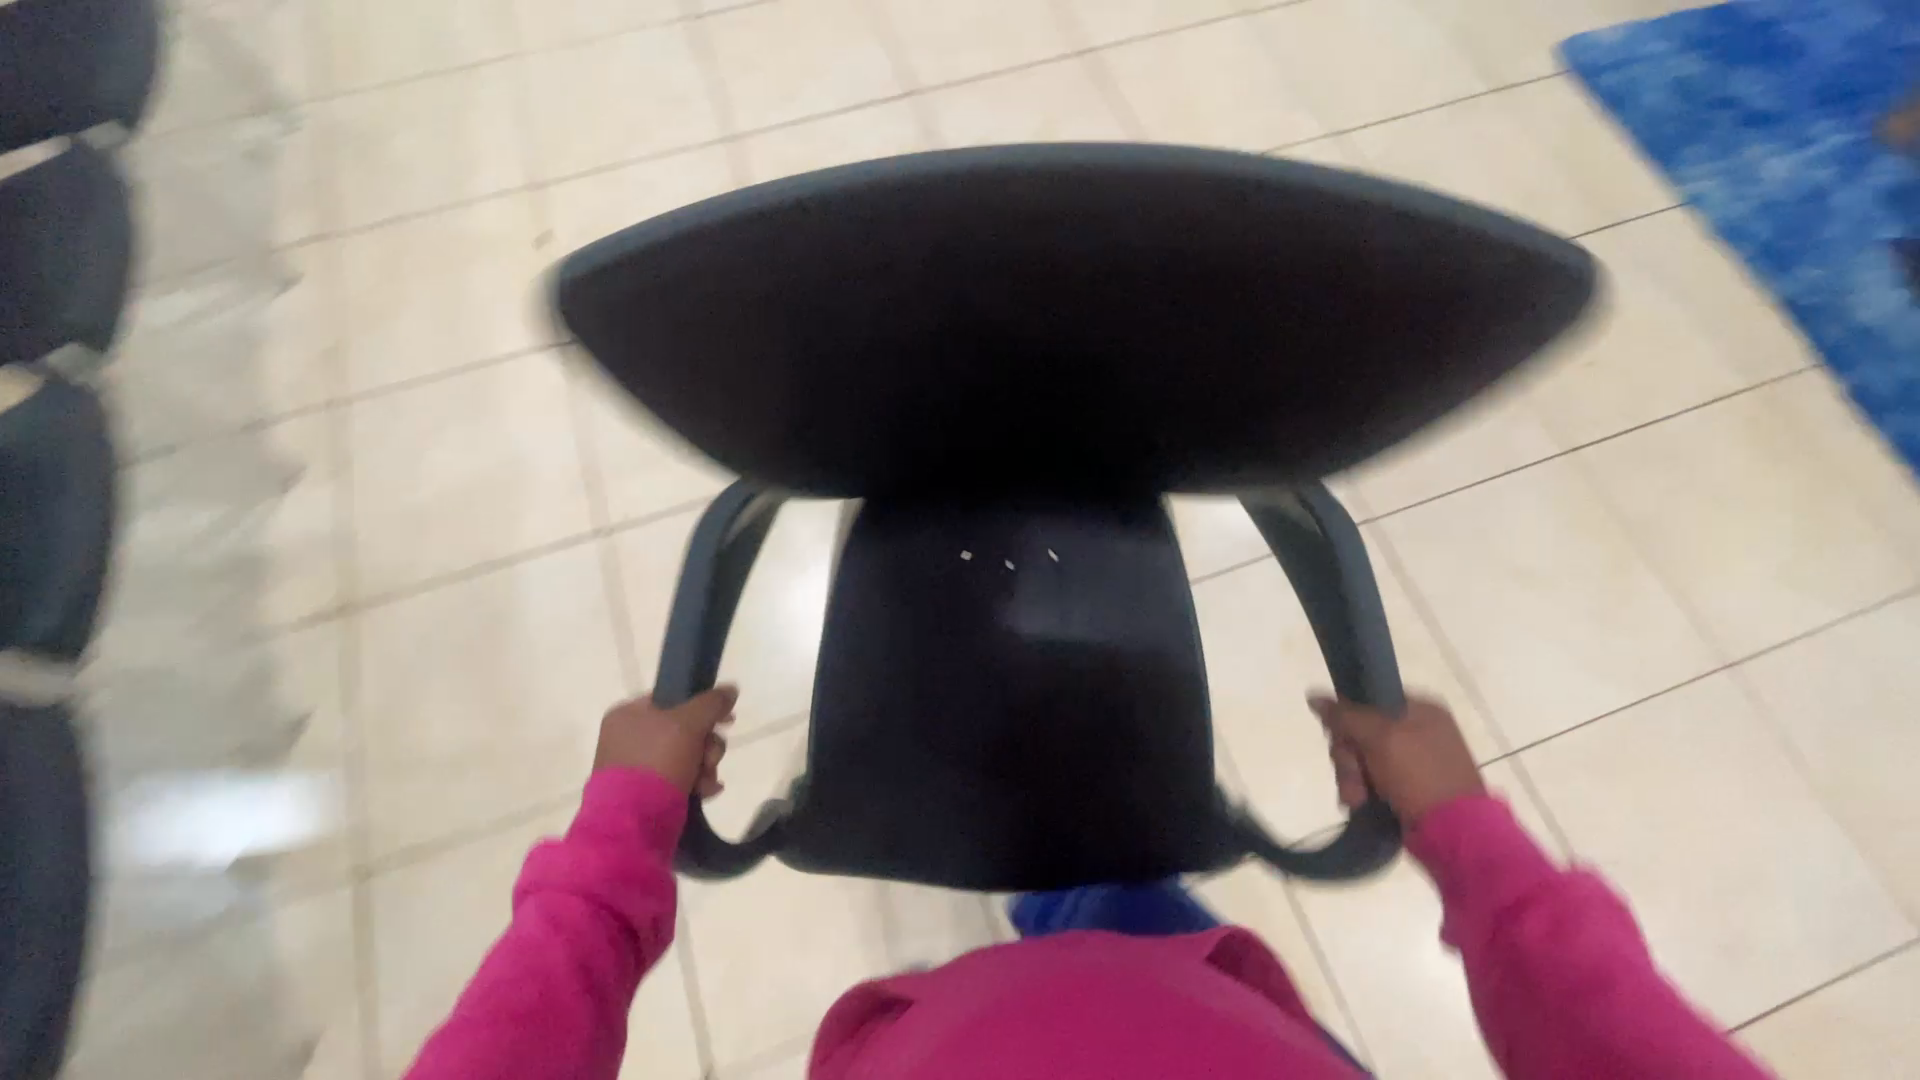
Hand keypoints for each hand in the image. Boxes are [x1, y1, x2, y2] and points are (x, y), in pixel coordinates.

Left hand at [594, 687, 735, 796]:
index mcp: (629, 715)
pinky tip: (707, 790)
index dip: (703, 706)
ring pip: (687, 754)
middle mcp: (629, 738)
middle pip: (685, 729)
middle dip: (707, 743)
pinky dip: (697, 782)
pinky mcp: (647, 793)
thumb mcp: (689, 723)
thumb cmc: (657, 762)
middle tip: (711, 756)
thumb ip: (712, 703)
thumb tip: (731, 689)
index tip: (726, 719)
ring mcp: (637, 767)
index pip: (673, 698)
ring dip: (706, 765)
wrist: (633, 822)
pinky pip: (681, 778)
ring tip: (707, 779)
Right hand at [1311, 694, 1484, 827]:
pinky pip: (1370, 778)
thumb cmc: (1420, 776)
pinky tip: (1360, 803)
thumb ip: (1345, 716)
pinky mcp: (1406, 786)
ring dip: (1351, 777)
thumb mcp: (1381, 738)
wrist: (1456, 833)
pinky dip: (1361, 789)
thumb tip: (1313, 695)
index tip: (1341, 736)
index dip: (1348, 718)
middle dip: (1348, 756)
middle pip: (1359, 731)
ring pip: (1360, 757)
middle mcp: (1417, 731)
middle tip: (1354, 774)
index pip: (1367, 699)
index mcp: (1421, 710)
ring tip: (1357, 798)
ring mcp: (1412, 760)